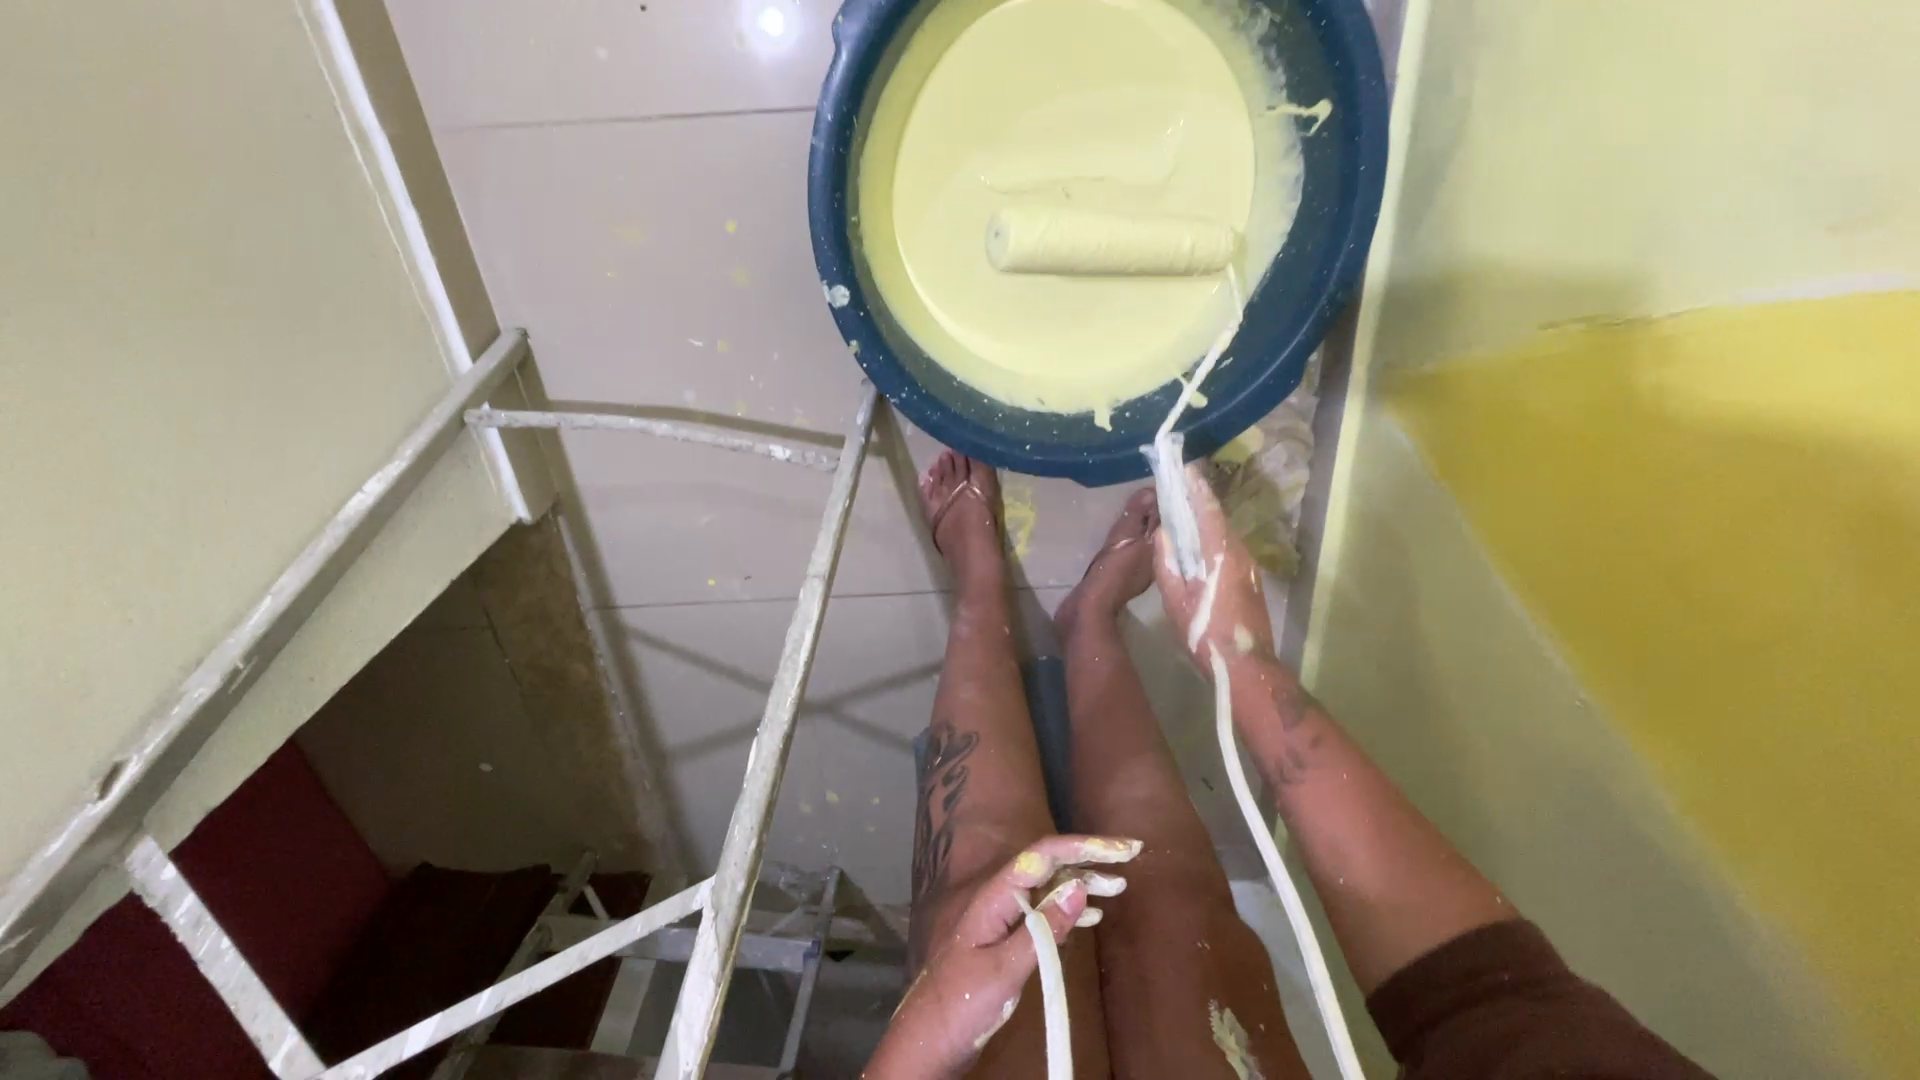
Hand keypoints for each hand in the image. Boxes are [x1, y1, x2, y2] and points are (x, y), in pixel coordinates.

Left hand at [865, 835, 1141, 1078]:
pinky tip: (1094, 916)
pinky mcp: (1009, 942)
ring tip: (1120, 886)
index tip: (1120, 848)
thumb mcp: (1005, 969)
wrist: (929, 1040)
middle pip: (1049, 867)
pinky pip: (1046, 916)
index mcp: (996, 896)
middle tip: (1130, 856)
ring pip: (1050, 891)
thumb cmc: (961, 1002)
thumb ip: (1043, 929)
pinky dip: (1072, 913)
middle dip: (1089, 858)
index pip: (1043, 856)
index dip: (1083, 846)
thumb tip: (1078, 887)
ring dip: (1084, 885)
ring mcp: (1005, 921)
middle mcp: (1002, 900)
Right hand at [1154, 463, 1274, 670]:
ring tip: (1185, 505)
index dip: (1196, 488)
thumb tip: (1163, 533)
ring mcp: (1247, 566)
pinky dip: (1212, 534)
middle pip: (1218, 517)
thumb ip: (1167, 563)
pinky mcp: (1248, 578)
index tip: (1185, 467)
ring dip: (1206, 517)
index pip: (1208, 511)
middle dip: (1199, 498)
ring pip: (1224, 532)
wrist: (1245, 666)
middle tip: (1179, 482)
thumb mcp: (1176, 600)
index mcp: (1220, 554)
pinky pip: (1227, 546)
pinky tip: (1198, 539)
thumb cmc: (1204, 634)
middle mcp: (1238, 553)